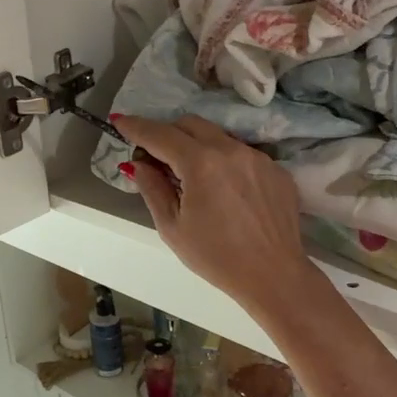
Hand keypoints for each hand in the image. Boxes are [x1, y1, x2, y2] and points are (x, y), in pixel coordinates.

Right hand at [114, 115, 323, 314]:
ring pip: (218, 137)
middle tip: (156, 156)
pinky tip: (224, 191)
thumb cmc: (216, 257)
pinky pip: (242, 155)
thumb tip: (140, 164)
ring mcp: (258, 158)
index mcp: (201, 164)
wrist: (273, 275)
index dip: (136, 127)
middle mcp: (231, 150)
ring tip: (191, 176)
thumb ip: (152, 188)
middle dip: (168, 133)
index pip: (160, 135)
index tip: (120, 122)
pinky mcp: (276, 170)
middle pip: (191, 124)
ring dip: (197, 146)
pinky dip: (224, 163)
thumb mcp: (172, 227)